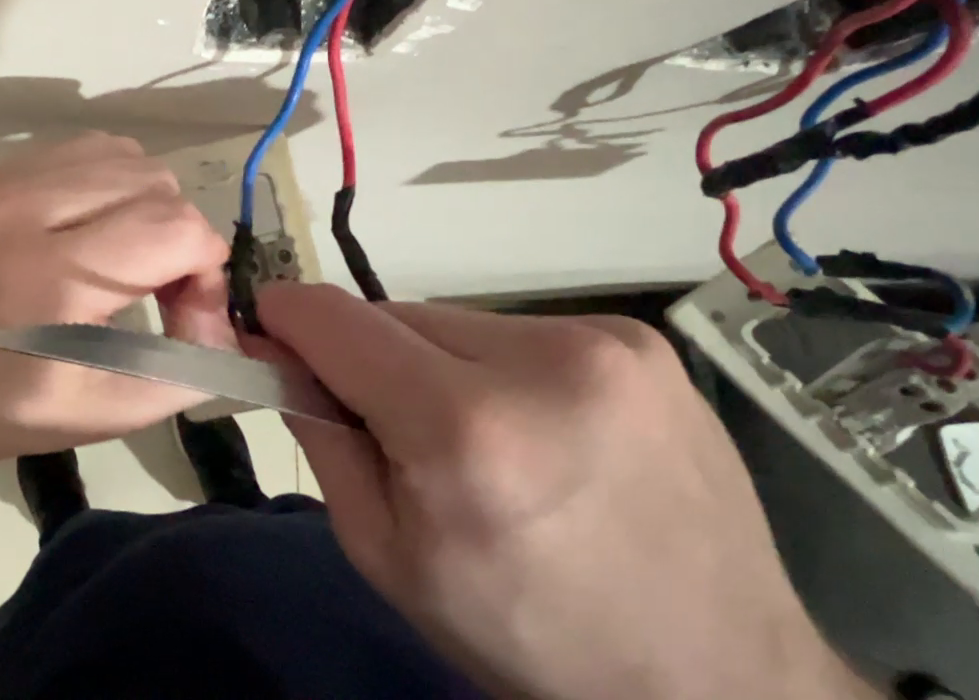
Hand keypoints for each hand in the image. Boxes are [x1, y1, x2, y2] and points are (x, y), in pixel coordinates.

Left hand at [0, 133, 235, 476]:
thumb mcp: (116, 409)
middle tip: (159, 286)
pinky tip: (95, 229)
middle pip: (156, 182)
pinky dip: (110, 183)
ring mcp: (3, 183)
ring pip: (126, 155)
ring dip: (147, 203)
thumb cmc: (19, 409)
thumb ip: (193, 364)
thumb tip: (222, 308)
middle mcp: (25, 210)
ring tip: (127, 255)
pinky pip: (85, 150)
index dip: (205, 266)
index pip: (175, 228)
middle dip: (180, 233)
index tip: (187, 309)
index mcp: (52, 275)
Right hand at [257, 285, 873, 699]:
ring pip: (453, 320)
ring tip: (473, 434)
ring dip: (432, 360)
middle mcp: (541, 363)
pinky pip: (516, 330)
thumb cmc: (524, 632)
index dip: (284, 317)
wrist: (714, 677)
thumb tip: (275, 352)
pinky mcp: (643, 343)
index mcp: (464, 432)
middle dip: (366, 356)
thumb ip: (320, 435)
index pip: (334, 320)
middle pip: (392, 316)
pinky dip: (496, 366)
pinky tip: (531, 426)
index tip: (264, 331)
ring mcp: (605, 344)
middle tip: (384, 423)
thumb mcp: (384, 552)